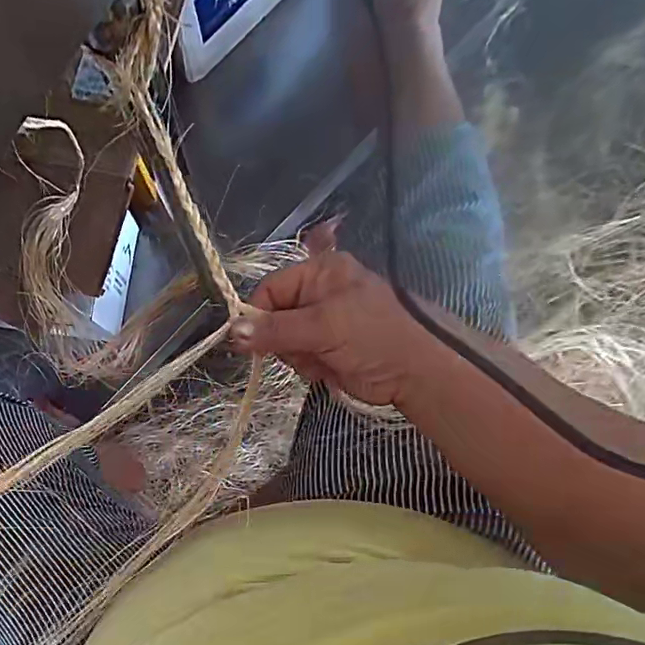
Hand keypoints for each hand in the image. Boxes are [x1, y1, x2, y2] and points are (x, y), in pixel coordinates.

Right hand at [233, 251, 429, 408]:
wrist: (412, 373)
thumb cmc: (372, 338)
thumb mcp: (321, 328)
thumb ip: (275, 330)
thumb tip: (231, 331)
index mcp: (320, 271)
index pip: (269, 289)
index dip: (257, 316)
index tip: (252, 342)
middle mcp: (319, 291)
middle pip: (272, 317)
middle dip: (283, 340)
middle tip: (304, 349)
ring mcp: (322, 320)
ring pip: (282, 341)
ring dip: (297, 356)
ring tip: (322, 359)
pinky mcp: (325, 346)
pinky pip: (297, 356)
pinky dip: (308, 366)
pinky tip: (328, 367)